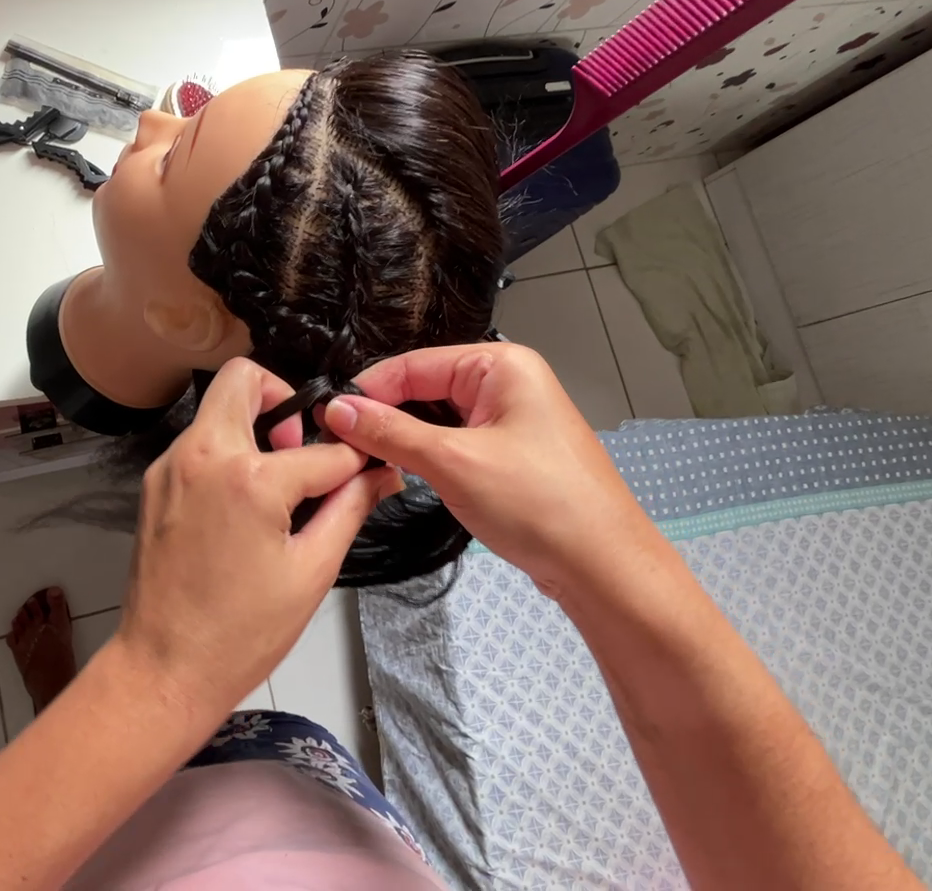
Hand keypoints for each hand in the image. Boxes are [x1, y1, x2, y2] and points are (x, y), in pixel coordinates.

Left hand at [113, 358, 393, 715]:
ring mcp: (170, 466)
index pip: (320, 451)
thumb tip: (385, 473)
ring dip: (253, 427)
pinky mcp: (154, 483)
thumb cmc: (243, 632)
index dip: (354, 461)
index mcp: (248, 477)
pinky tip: (244, 504)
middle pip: (243, 379)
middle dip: (283, 399)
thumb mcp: (312, 570)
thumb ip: (350, 508)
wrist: (163, 670)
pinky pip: (198, 444)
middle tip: (300, 449)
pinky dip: (228, 453)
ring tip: (277, 484)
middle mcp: (201, 454)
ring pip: (217, 410)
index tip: (368, 468)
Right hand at [325, 343, 656, 597]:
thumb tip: (336, 410)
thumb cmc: (538, 504)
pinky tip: (401, 472)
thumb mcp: (453, 462)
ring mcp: (511, 419)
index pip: (415, 364)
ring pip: (438, 418)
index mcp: (501, 365)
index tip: (327, 417)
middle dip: (384, 414)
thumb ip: (389, 432)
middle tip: (340, 444)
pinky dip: (426, 455)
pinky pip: (455, 441)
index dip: (368, 389)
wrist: (604, 568)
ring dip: (403, 438)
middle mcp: (508, 382)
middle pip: (425, 388)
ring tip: (363, 459)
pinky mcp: (510, 453)